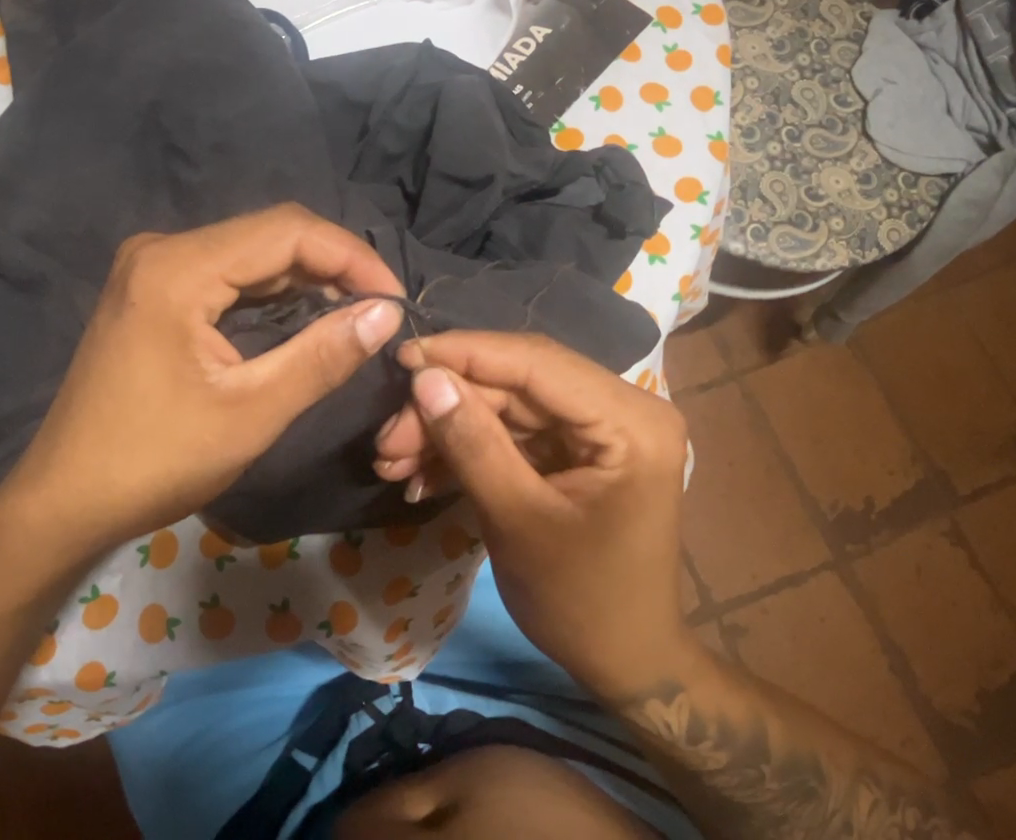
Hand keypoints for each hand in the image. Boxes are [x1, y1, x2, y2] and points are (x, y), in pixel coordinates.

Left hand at [4, 204, 405, 555]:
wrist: (66, 500)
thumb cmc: (156, 462)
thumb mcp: (251, 413)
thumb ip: (322, 356)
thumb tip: (386, 313)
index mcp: (178, 269)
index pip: (287, 230)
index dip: (352, 256)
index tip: (395, 300)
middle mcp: (162, 251)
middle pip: (268, 235)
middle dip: (333, 266)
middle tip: (382, 310)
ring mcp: (152, 270)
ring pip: (250, 255)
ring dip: (306, 279)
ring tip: (357, 313)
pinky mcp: (152, 293)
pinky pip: (226, 277)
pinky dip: (271, 294)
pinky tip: (306, 317)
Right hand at [374, 332, 692, 696]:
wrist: (622, 660)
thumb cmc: (582, 600)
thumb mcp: (519, 521)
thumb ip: (473, 442)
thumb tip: (424, 377)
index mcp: (630, 420)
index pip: (537, 363)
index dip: (465, 354)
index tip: (400, 358)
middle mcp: (621, 409)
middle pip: (517, 383)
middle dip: (446, 405)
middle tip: (385, 439)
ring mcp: (596, 430)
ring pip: (506, 407)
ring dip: (447, 429)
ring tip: (390, 462)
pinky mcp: (573, 452)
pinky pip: (512, 435)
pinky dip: (467, 450)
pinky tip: (419, 475)